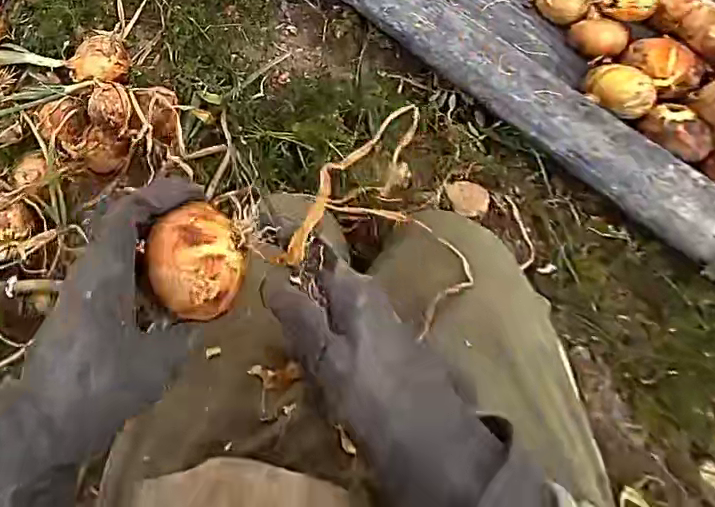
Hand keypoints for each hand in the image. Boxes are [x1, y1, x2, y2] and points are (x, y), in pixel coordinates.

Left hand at [12, 177, 203, 461]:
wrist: (39, 426)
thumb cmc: (94, 388)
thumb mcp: (153, 365)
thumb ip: (183, 337)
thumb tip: (209, 319)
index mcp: (104, 267)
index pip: (131, 208)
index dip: (165, 193)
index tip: (198, 195)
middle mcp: (91, 268)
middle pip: (126, 221)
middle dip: (164, 213)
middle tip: (199, 219)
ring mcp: (83, 288)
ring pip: (121, 248)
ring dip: (154, 242)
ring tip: (190, 252)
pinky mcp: (81, 309)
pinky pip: (117, 272)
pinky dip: (144, 271)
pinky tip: (165, 295)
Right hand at [263, 249, 508, 505]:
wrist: (448, 457)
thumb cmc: (380, 403)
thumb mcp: (329, 361)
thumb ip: (300, 318)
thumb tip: (271, 281)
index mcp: (357, 290)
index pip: (315, 256)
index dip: (291, 259)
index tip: (266, 271)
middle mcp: (376, 299)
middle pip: (324, 292)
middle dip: (301, 314)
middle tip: (287, 347)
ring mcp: (390, 329)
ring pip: (338, 322)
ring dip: (319, 344)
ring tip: (308, 378)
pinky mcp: (401, 358)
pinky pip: (355, 347)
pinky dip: (339, 362)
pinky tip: (335, 392)